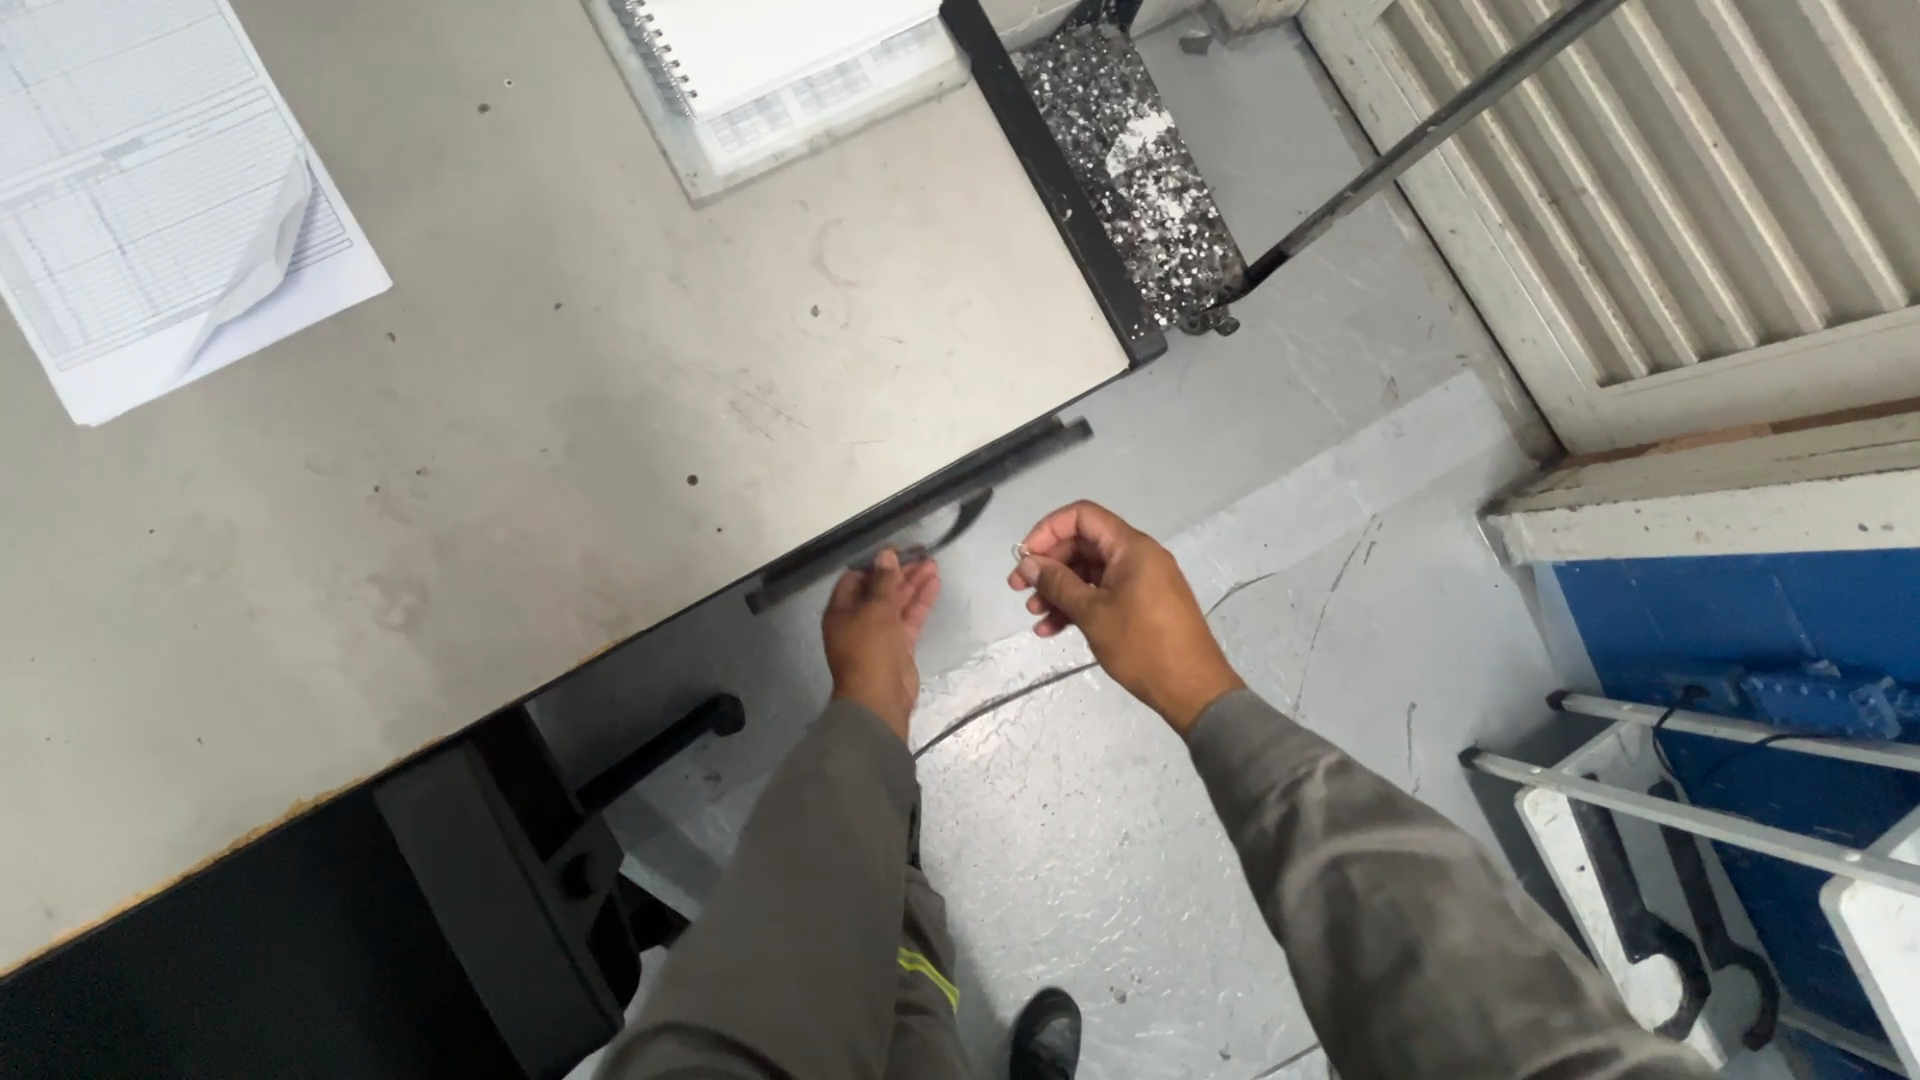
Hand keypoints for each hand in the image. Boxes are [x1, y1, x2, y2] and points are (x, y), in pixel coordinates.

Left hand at [822, 550, 940, 740]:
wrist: (880, 698)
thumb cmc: (869, 649)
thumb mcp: (875, 610)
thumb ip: (884, 582)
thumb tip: (885, 555)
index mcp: (841, 611)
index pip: (856, 579)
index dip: (875, 564)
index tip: (896, 551)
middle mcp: (858, 620)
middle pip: (879, 589)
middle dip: (899, 572)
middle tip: (921, 555)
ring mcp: (879, 633)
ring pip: (897, 602)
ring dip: (913, 584)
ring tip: (933, 564)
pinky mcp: (899, 645)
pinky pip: (909, 618)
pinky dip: (921, 601)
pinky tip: (935, 584)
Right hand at [1008, 501, 1243, 736]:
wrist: (1194, 690)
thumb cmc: (1142, 646)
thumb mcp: (1092, 613)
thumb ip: (1057, 583)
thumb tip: (1028, 563)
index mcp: (1131, 547)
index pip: (1082, 516)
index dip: (1048, 530)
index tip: (1025, 557)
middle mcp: (1138, 556)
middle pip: (1083, 543)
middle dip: (1048, 564)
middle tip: (1020, 589)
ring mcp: (1141, 581)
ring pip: (1090, 572)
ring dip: (1059, 589)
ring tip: (1035, 615)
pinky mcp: (1142, 604)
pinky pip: (1103, 593)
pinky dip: (1078, 605)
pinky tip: (1052, 629)